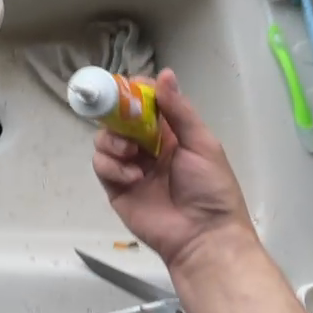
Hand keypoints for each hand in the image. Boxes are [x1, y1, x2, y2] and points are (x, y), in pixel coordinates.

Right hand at [91, 69, 254, 272]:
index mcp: (170, 132)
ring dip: (114, 142)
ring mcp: (129, 165)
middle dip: (117, 117)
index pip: (145, 102)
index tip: (129, 89)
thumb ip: (179, 111)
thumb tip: (164, 73)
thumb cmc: (211, 190)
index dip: (134, 92)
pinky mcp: (115, 185)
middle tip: (126, 123)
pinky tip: (133, 177)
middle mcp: (146, 145)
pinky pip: (101, 165)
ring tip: (132, 156)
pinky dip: (113, 167)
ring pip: (104, 139)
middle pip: (118, 118)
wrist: (203, 238)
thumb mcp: (202, 144)